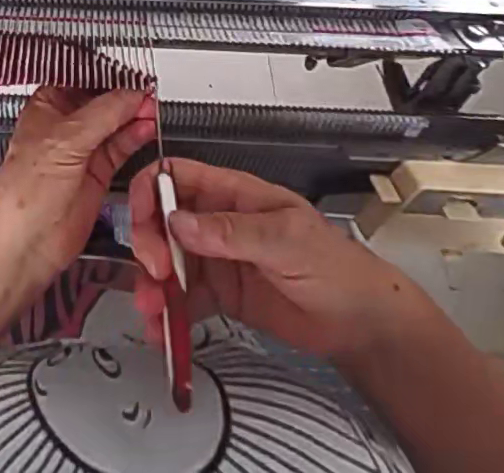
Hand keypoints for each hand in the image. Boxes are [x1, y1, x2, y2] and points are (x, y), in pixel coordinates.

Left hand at [0, 87, 155, 287]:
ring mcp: (83, 149)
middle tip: (147, 91)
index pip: (82, 79)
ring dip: (134, 114)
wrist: (26, 244)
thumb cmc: (23, 193)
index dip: (106, 75)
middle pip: (103, 100)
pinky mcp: (98, 172)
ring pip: (116, 123)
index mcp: (47, 107)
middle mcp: (65, 126)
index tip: (130, 72)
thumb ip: (103, 114)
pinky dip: (136, 136)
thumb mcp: (65, 141)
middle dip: (126, 95)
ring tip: (151, 108)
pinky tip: (146, 128)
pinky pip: (121, 146)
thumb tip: (131, 95)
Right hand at [129, 159, 434, 363]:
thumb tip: (181, 222)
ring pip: (169, 262)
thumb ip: (232, 231)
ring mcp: (218, 258)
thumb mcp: (285, 238)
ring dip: (154, 284)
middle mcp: (219, 221)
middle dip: (150, 244)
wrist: (359, 321)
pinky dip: (169, 313)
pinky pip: (184, 298)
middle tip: (155, 272)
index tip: (144, 221)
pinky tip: (165, 328)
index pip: (177, 176)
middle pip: (163, 220)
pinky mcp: (222, 293)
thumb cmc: (336, 264)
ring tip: (154, 309)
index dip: (151, 191)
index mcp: (233, 193)